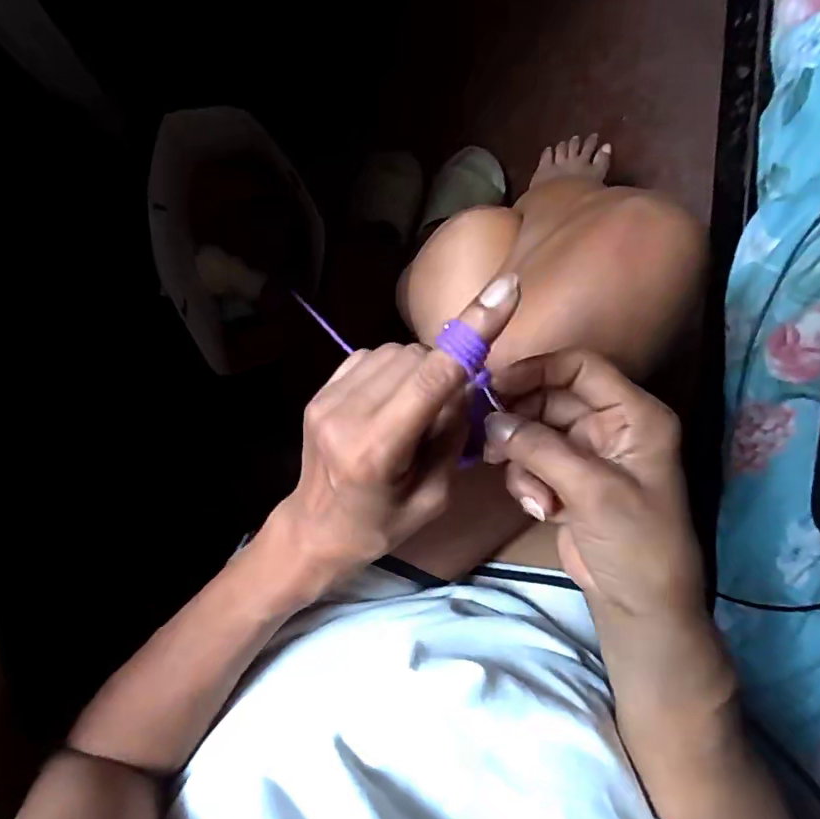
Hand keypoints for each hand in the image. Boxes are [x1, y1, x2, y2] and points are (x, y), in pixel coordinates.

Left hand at [271, 273, 521, 577]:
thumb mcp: (432, 497)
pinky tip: (386, 403)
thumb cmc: (379, 526)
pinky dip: (390, 371)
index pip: (431, 379)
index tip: (505, 291)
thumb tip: (464, 379)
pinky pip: (369, 356)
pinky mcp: (318, 393)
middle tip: (439, 415)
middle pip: (415, 358)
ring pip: (393, 352)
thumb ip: (451, 435)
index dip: (472, 332)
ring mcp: (326, 400)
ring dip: (416, 371)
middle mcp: (346, 416)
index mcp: (377, 450)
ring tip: (408, 414)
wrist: (314, 528)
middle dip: (441, 372)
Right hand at [482, 350, 703, 621]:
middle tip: (489, 442)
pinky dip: (526, 481)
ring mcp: (586, 453)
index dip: (536, 370)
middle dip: (519, 422)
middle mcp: (609, 426)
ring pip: (533, 432)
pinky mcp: (566, 479)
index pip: (581, 367)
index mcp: (633, 416)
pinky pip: (530, 462)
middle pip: (549, 398)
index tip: (493, 386)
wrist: (638, 602)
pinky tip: (540, 509)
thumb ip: (539, 448)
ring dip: (521, 460)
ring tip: (530, 494)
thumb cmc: (634, 541)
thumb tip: (491, 421)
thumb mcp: (590, 490)